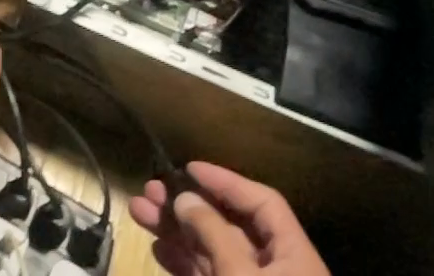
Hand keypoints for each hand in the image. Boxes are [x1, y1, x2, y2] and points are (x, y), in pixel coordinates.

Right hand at [127, 162, 329, 275]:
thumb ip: (212, 233)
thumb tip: (186, 195)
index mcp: (295, 258)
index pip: (263, 204)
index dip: (227, 181)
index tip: (188, 168)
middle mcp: (276, 273)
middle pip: (231, 226)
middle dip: (189, 206)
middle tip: (150, 191)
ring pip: (213, 252)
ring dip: (177, 231)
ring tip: (139, 212)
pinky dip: (183, 264)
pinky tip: (157, 250)